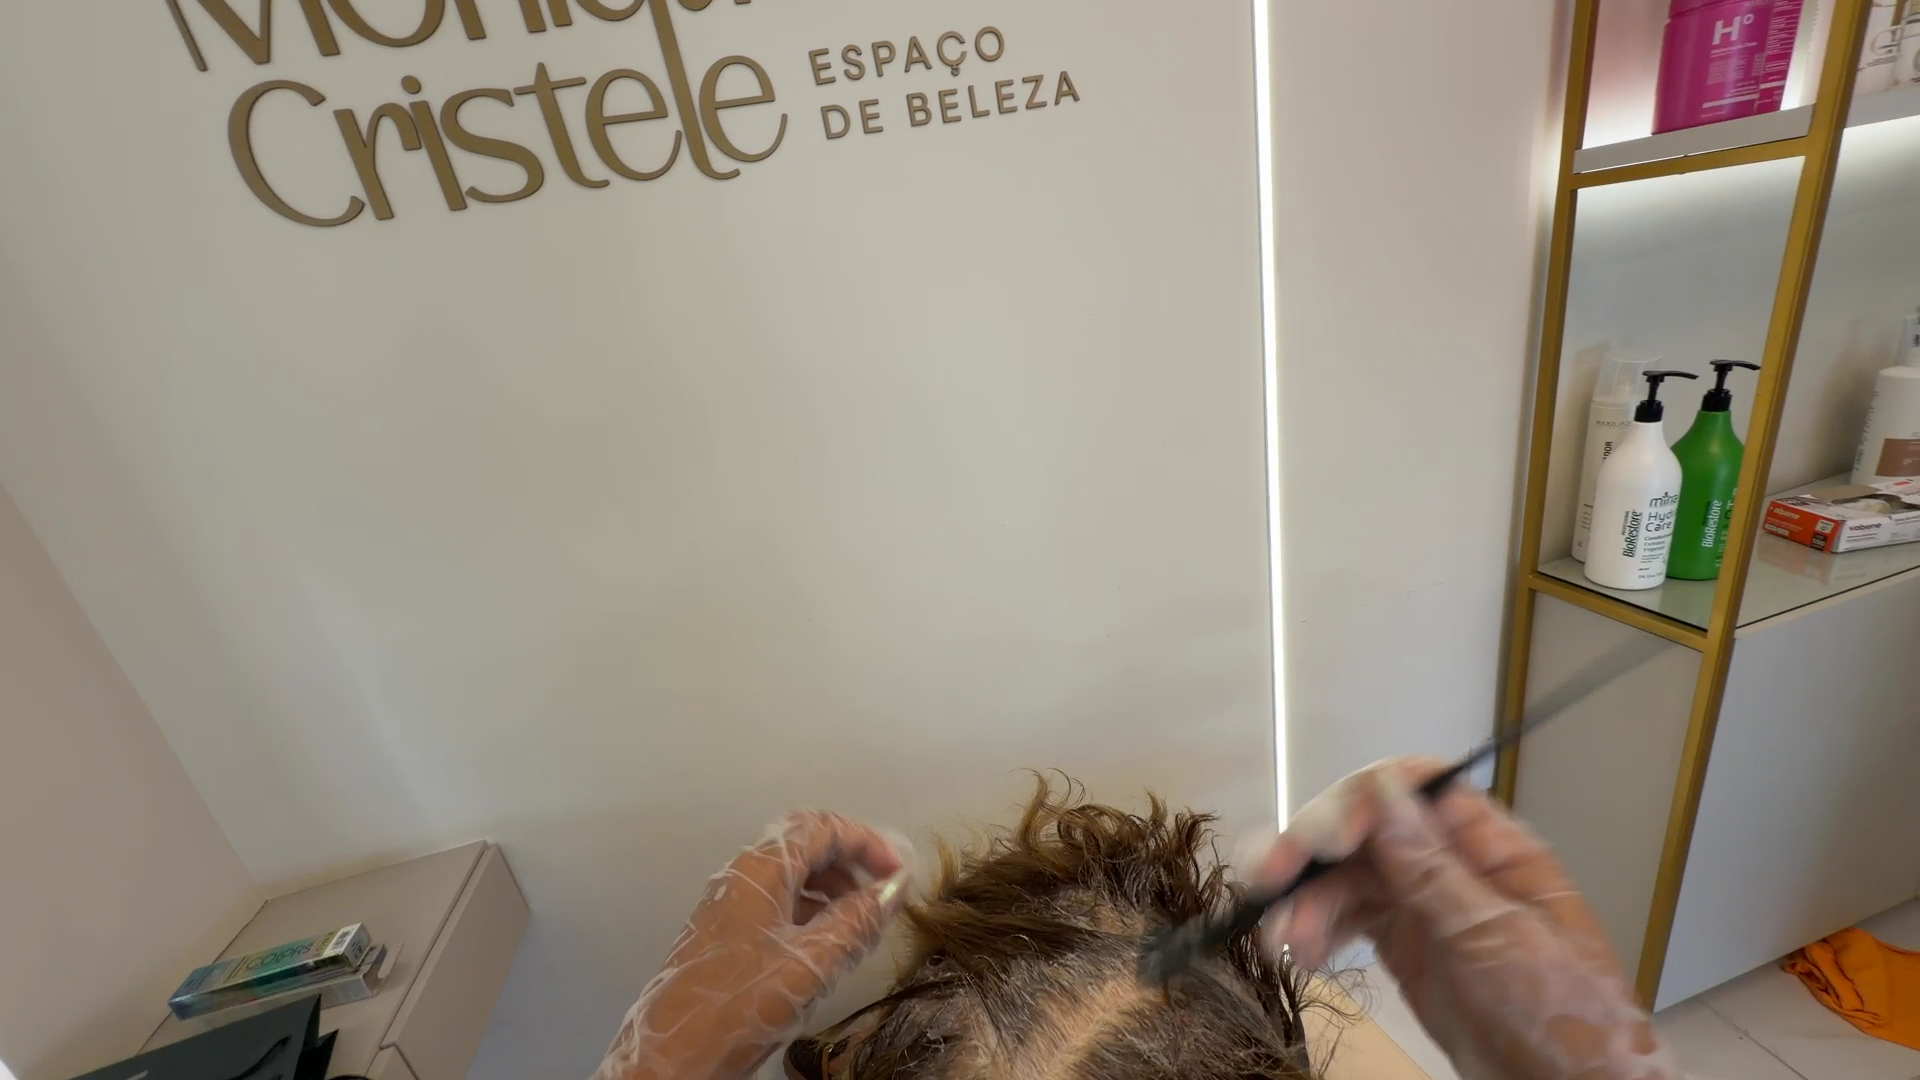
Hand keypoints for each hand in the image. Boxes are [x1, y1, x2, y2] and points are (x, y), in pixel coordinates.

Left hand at [592, 811, 911, 1079]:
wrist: (667, 1065)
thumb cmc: (737, 1007)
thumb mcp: (809, 964)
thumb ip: (857, 921)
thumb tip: (896, 887)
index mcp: (761, 869)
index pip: (823, 829)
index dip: (868, 842)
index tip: (899, 871)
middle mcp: (745, 873)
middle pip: (807, 841)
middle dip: (850, 856)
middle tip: (883, 882)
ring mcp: (734, 900)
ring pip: (794, 870)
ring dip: (833, 882)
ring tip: (864, 915)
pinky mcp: (729, 929)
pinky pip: (780, 897)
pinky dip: (813, 905)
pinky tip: (831, 937)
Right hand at [1254, 759, 1679, 1079]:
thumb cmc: (1564, 1024)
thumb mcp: (1498, 942)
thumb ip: (1433, 867)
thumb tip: (1384, 787)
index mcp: (1486, 847)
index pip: (1411, 790)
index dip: (1361, 802)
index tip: (1327, 840)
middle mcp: (1443, 860)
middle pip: (1360, 829)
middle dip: (1309, 854)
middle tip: (1268, 882)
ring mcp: (1416, 898)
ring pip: (1340, 873)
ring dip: (1302, 900)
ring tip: (1280, 942)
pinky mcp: (1394, 935)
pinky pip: (1341, 914)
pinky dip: (1313, 927)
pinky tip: (1300, 952)